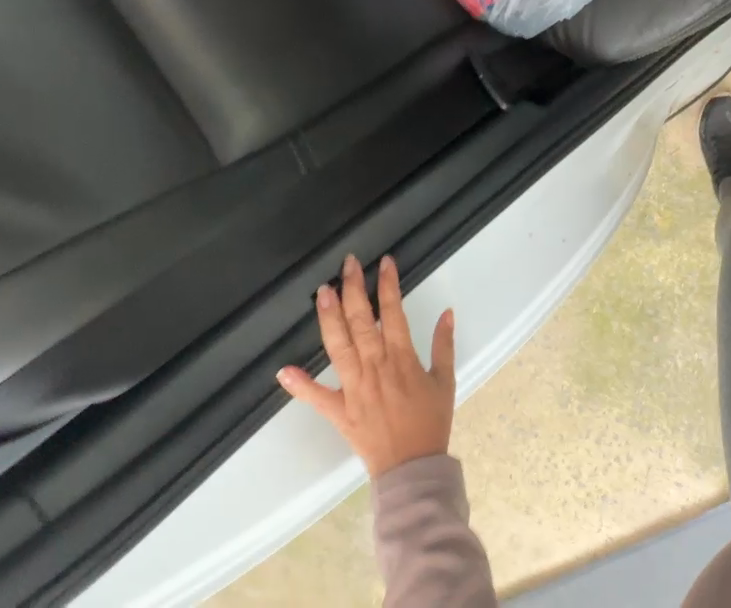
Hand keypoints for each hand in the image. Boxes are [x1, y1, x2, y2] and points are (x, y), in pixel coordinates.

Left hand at [279, 254, 457, 477]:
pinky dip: (299, 385)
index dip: (388, 284)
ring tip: (322, 292)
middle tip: (348, 264)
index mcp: (403, 359)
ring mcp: (354, 388)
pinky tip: (283, 370)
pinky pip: (317, 397)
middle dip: (354, 289)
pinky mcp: (339, 411)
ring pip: (339, 346)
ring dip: (329, 317)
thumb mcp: (445, 380)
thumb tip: (447, 312)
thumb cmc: (431, 421)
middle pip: (362, 321)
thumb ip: (444, 345)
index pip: (393, 312)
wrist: (413, 467)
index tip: (384, 262)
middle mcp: (375, 367)